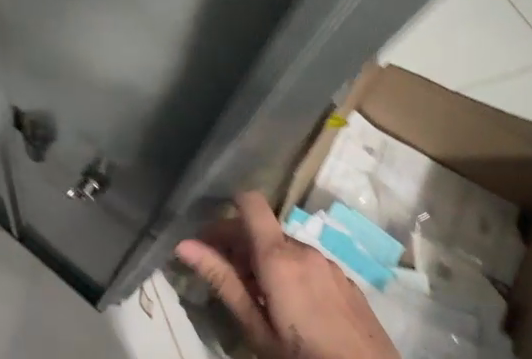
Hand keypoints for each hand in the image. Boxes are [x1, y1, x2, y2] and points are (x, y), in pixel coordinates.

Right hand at [176, 192, 398, 358]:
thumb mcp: (256, 328)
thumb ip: (223, 282)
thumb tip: (183, 245)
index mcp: (279, 257)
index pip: (250, 203)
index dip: (226, 211)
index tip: (209, 240)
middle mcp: (305, 251)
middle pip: (263, 230)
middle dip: (240, 247)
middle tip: (227, 281)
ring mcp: (331, 267)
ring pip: (286, 249)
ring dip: (266, 263)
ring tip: (261, 302)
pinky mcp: (348, 285)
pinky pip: (310, 266)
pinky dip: (292, 275)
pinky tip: (295, 312)